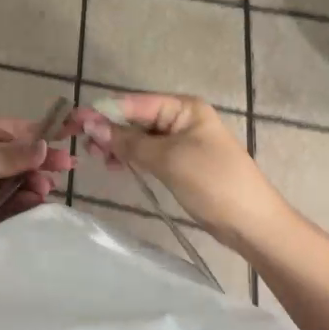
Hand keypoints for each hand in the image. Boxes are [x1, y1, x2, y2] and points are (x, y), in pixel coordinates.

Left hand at [0, 118, 74, 250]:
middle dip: (41, 159)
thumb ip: (12, 157)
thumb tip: (44, 144)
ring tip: (45, 188)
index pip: (13, 129)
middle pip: (19, 155)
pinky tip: (36, 201)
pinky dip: (25, 200)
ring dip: (34, 181)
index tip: (69, 131)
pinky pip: (11, 201)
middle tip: (68, 166)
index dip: (40, 131)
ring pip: (18, 179)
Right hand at [68, 93, 289, 247]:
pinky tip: (114, 165)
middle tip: (84, 146)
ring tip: (97, 159)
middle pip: (133, 118)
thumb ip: (127, 141)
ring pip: (137, 136)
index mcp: (183, 107)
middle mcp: (180, 118)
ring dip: (116, 145)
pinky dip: (129, 157)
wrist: (255, 226)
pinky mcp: (180, 162)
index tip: (73, 122)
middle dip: (107, 129)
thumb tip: (89, 123)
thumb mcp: (167, 160)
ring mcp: (181, 141)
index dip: (101, 112)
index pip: (132, 103)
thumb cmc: (214, 183)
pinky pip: (147, 152)